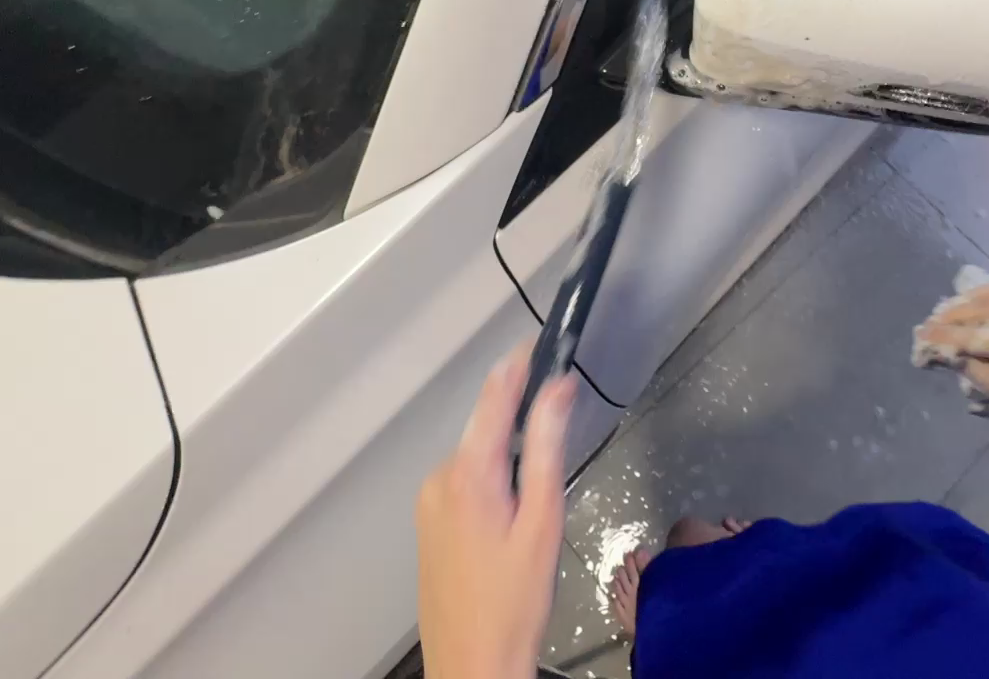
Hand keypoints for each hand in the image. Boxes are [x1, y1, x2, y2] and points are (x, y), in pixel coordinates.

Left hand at [417, 342, 577, 678]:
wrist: (473, 665)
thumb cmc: (517, 594)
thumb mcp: (543, 516)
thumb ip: (547, 445)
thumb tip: (558, 386)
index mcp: (468, 472)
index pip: (493, 397)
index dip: (517, 365)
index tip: (541, 342)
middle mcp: (440, 476)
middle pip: (485, 425)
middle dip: (519, 412)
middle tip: (559, 409)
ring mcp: (430, 500)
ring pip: (477, 453)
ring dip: (507, 449)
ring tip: (541, 478)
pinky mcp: (429, 521)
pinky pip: (466, 477)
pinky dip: (492, 473)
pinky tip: (513, 505)